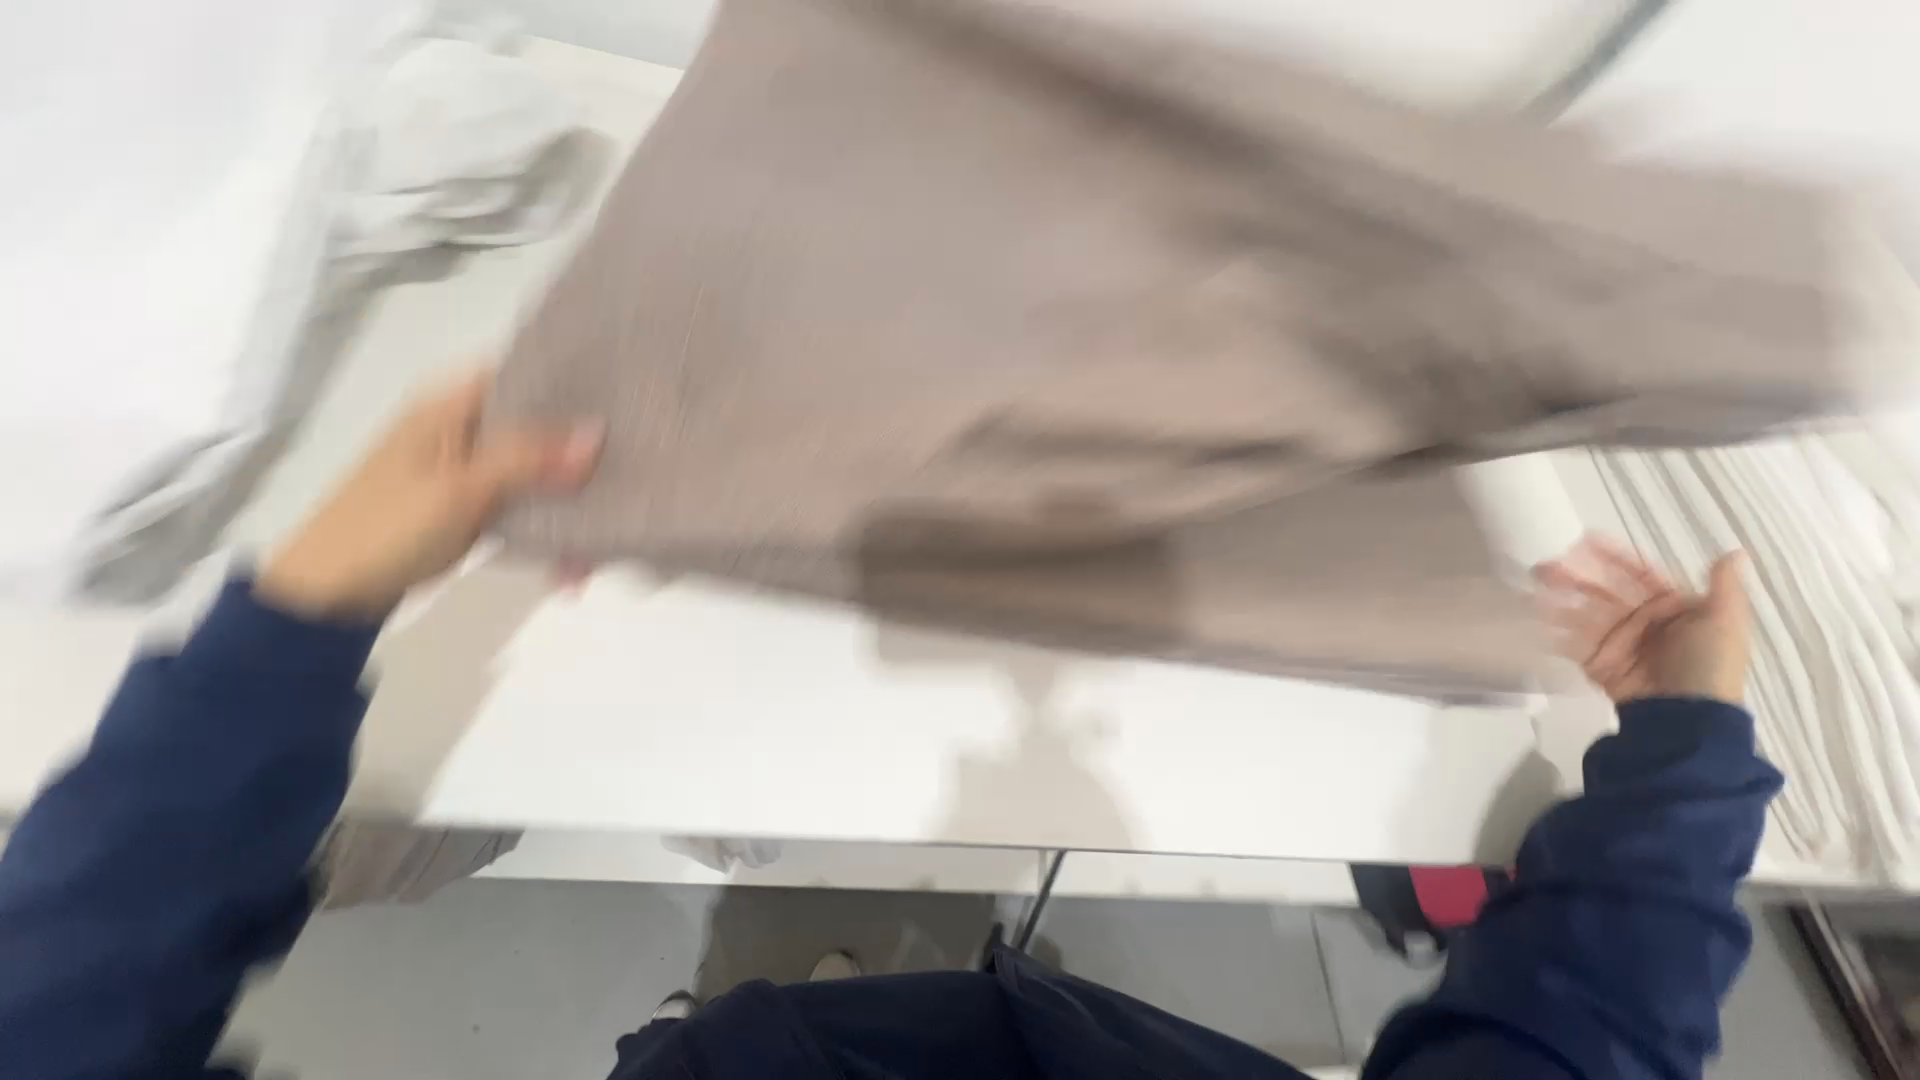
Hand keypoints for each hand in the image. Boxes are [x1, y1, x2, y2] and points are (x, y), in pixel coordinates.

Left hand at [257, 371, 601, 620]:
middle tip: (635, 469)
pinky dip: (552, 536)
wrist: (334, 591)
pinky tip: (573, 568)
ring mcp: (473, 471)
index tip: (625, 398)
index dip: (571, 384)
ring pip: (541, 475)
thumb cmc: (388, 525)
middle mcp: (466, 431)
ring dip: (572, 507)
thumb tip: (597, 434)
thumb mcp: (461, 487)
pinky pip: (530, 512)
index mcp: (451, 407)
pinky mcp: (478, 508)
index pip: (521, 375)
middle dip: (584, 455)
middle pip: (540, 429)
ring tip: (603, 543)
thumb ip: (529, 459)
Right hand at [1532, 535, 1751, 705]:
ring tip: (1533, 587)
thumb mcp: (1725, 623)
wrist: (1685, 712)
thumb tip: (1734, 551)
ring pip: (1580, 610)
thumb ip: (1724, 587)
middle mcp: (1639, 618)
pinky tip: (1532, 616)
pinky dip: (1549, 629)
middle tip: (1545, 565)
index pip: (1637, 573)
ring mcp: (1615, 639)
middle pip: (1601, 589)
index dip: (1613, 557)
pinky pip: (1569, 639)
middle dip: (1573, 575)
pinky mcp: (1595, 659)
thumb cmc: (1708, 662)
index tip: (1585, 540)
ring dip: (1556, 597)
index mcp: (1669, 606)